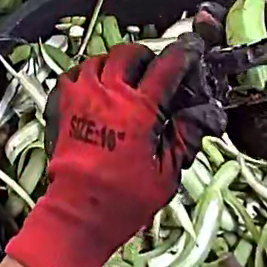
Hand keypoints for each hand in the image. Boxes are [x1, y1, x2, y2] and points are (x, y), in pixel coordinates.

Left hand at [5, 38, 224, 266]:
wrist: (77, 214)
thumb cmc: (119, 201)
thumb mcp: (166, 174)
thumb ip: (185, 138)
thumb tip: (201, 115)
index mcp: (138, 111)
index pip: (166, 67)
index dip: (182, 55)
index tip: (189, 52)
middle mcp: (109, 96)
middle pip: (129, 53)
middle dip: (146, 57)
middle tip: (155, 70)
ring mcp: (83, 98)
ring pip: (101, 58)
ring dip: (117, 63)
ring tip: (127, 78)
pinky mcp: (65, 107)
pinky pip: (75, 73)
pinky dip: (88, 73)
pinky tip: (98, 86)